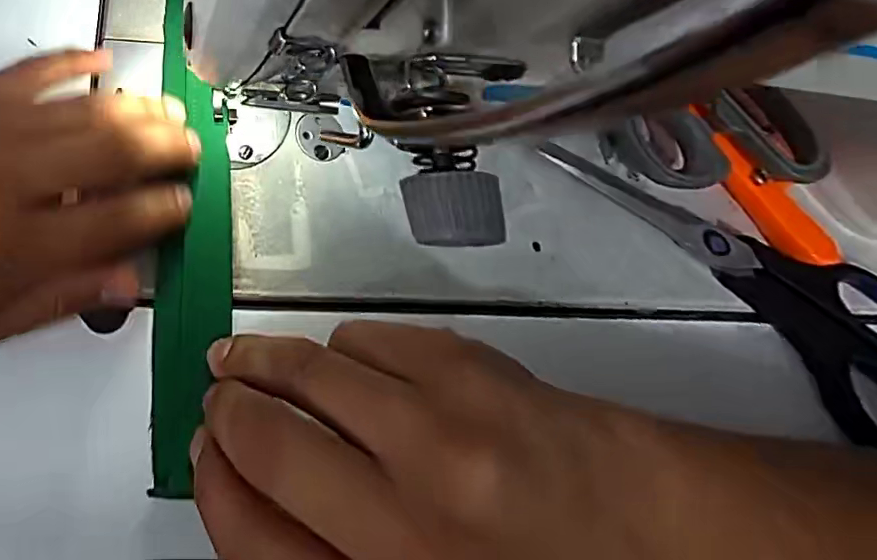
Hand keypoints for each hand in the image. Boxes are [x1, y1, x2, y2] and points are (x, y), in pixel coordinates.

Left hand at [0, 49, 199, 379]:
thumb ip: (58, 299)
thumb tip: (131, 279)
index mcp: (10, 245)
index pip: (116, 220)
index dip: (163, 210)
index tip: (186, 204)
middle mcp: (7, 178)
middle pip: (114, 150)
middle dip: (167, 147)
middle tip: (193, 148)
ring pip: (85, 108)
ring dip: (138, 107)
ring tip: (169, 111)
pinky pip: (31, 71)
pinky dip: (71, 62)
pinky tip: (102, 62)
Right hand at [193, 321, 696, 559]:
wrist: (671, 542)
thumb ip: (331, 556)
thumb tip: (252, 490)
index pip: (255, 530)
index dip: (214, 483)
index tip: (205, 451)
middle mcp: (413, 512)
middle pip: (269, 435)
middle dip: (227, 406)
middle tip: (217, 393)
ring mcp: (442, 427)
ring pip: (310, 369)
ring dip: (271, 364)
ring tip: (254, 363)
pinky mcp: (469, 366)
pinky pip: (366, 339)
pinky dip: (342, 351)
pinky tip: (345, 367)